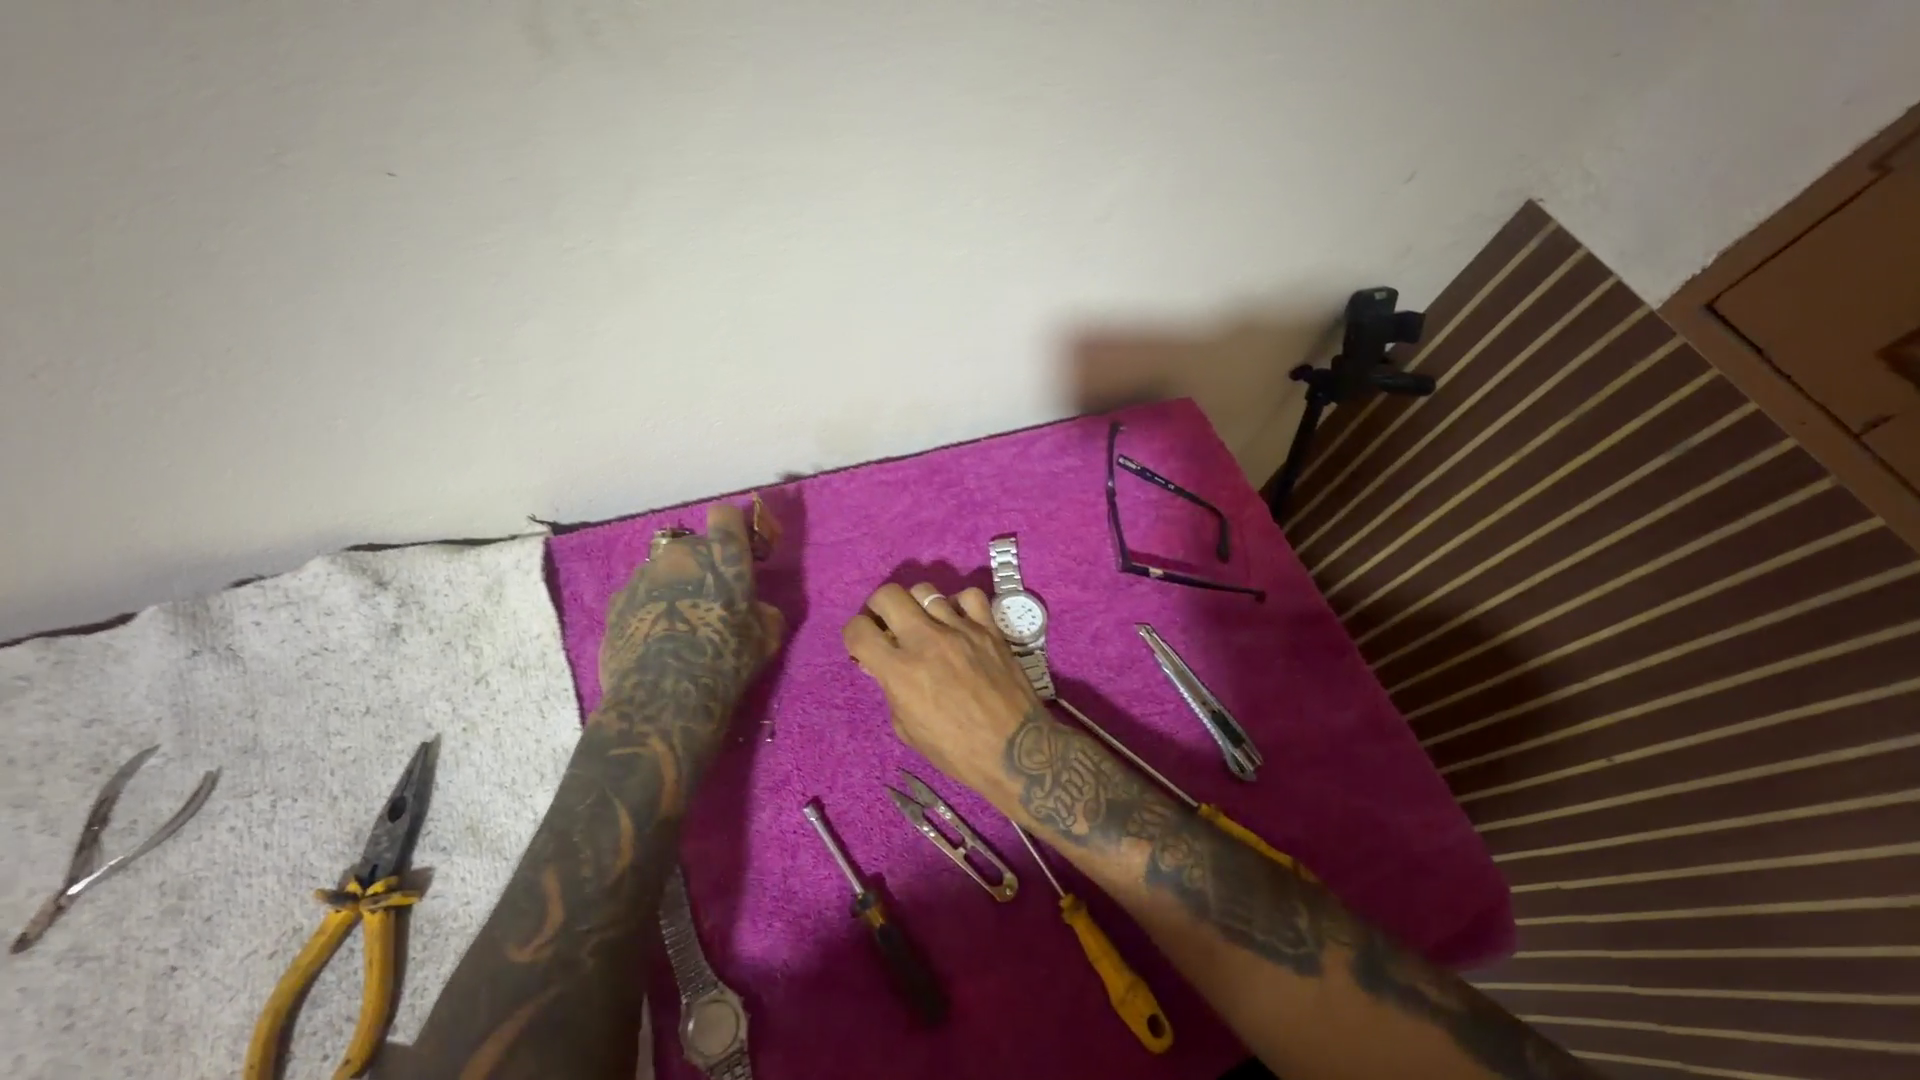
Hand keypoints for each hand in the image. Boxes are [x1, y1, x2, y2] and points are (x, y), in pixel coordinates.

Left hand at [598, 503, 785, 727]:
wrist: (663, 698)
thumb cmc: (725, 660)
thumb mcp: (767, 637)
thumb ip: (763, 610)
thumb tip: (756, 608)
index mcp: (722, 555)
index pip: (726, 516)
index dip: (733, 530)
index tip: (740, 552)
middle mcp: (678, 555)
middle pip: (691, 547)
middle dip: (701, 566)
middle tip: (711, 599)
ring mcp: (641, 577)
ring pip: (662, 572)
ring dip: (672, 588)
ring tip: (679, 625)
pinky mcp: (615, 604)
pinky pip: (638, 597)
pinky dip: (648, 610)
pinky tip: (655, 640)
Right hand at [842, 582, 1051, 802]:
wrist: (1015, 749)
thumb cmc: (956, 750)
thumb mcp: (908, 729)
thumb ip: (890, 690)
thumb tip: (882, 667)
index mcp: (900, 671)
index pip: (858, 630)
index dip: (853, 636)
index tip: (862, 644)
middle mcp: (926, 641)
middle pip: (887, 596)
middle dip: (878, 608)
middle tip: (886, 625)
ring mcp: (960, 630)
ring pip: (925, 591)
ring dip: (916, 606)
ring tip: (922, 623)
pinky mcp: (989, 628)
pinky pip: (968, 596)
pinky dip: (958, 604)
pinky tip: (957, 621)